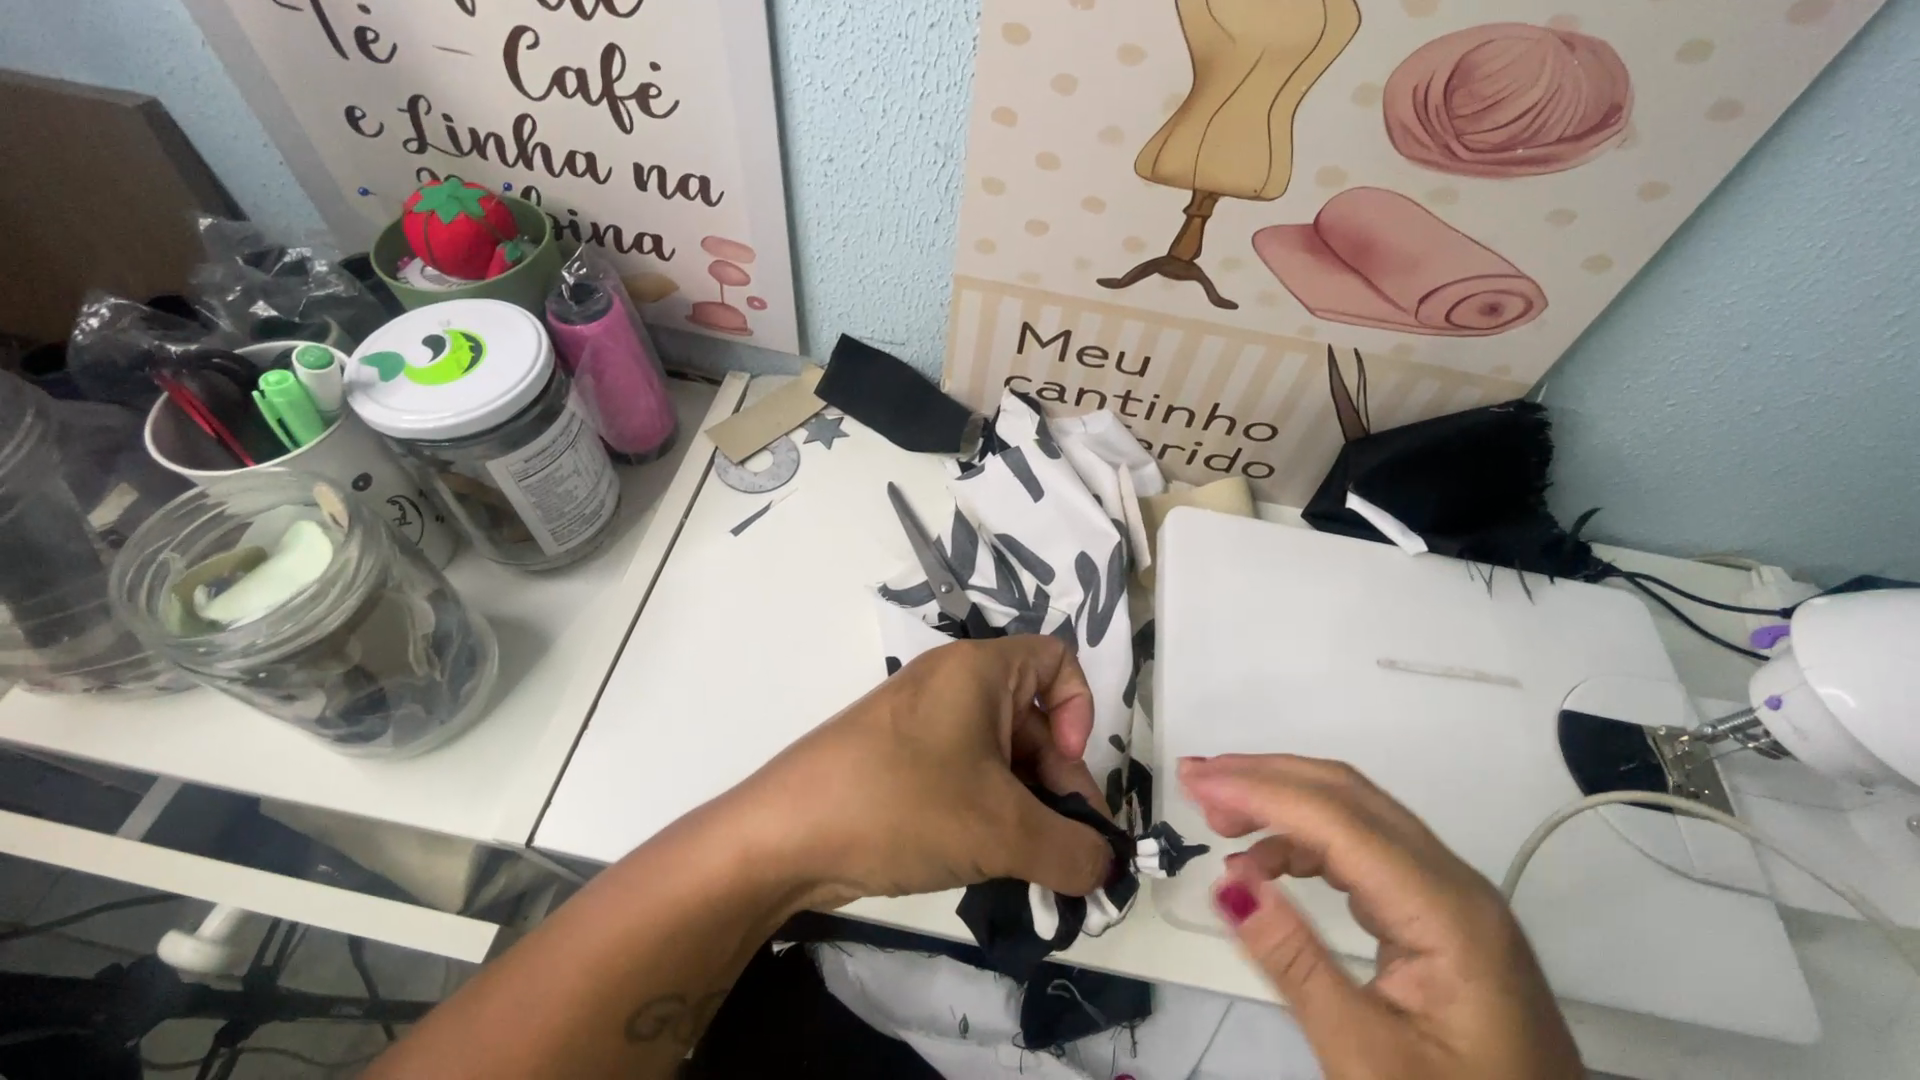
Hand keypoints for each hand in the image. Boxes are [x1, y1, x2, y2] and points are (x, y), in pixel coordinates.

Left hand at [730, 636, 1113, 910]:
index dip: (1079, 710)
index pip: (1058, 660)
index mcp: (978, 671)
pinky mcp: (900, 763)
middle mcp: (952, 687)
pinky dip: (989, 815)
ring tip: (1032, 869)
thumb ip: (1070, 850)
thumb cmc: (902, 805)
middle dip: (1059, 784)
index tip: (1065, 768)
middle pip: (1034, 721)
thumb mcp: (1001, 830)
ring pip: (1001, 757)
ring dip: (1027, 810)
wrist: (784, 835)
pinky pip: (966, 777)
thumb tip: (1104, 868)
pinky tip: (993, 865)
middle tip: (1066, 850)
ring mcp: (922, 726)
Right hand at [1180, 755, 1581, 1079]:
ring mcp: (1450, 896)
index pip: (1338, 819)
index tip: (1194, 782)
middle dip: (1266, 776)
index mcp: (1445, 911)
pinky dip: (1306, 841)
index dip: (1260, 791)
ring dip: (1283, 802)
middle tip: (1195, 779)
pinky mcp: (1439, 916)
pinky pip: (1365, 851)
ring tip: (1218, 820)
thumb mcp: (1366, 1058)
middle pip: (1351, 795)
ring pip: (1357, 815)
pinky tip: (1266, 864)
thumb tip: (1229, 883)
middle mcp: (1453, 883)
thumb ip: (1295, 964)